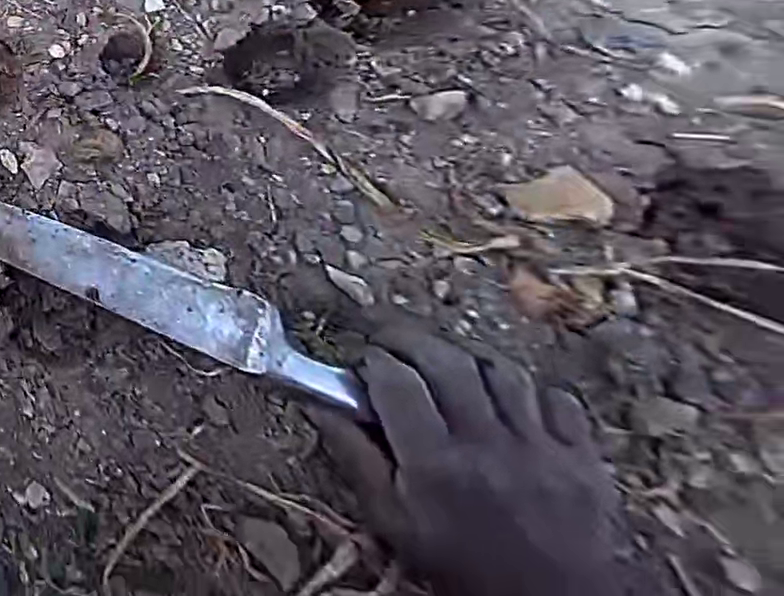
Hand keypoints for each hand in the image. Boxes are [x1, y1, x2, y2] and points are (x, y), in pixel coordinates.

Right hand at [310, 329, 645, 595]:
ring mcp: (545, 453)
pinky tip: (500, 394)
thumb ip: (352, 453)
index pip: (395, 379)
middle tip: (384, 339)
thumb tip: (313, 400)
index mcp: (435, 461)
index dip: (370, 359)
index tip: (358, 363)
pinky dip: (525, 387)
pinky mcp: (586, 463)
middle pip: (446, 359)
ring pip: (502, 369)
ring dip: (461, 353)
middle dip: (406, 337)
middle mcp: (489, 447)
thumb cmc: (456, 562)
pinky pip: (559, 400)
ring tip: (437, 358)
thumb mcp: (388, 516)